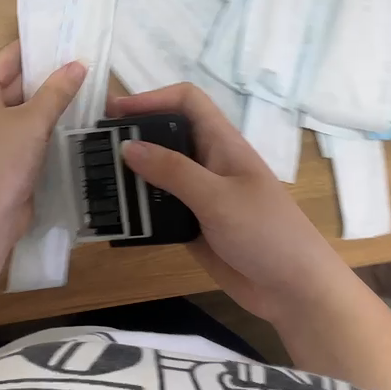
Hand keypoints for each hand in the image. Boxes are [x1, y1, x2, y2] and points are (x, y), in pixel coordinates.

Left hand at [0, 41, 85, 239]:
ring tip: (90, 82)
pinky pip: (29, 128)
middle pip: (17, 80)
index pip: (7, 57)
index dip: (37, 47)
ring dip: (52, 98)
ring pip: (25, 106)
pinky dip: (49, 121)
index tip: (69, 35)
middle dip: (49, 73)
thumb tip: (79, 64)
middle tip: (87, 59)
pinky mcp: (6, 153)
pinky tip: (78, 114)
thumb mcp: (31, 122)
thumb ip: (56, 91)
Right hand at [113, 85, 358, 326]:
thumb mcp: (217, 197)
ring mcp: (201, 195)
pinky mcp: (193, 225)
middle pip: (166, 134)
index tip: (117, 111)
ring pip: (159, 172)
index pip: (187, 101)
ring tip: (95, 178)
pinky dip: (138, 207)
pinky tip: (115, 214)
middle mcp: (209, 162)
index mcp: (222, 143)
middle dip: (133, 134)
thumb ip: (172, 171)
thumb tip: (127, 146)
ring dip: (131, 173)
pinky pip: (159, 207)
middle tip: (94, 145)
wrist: (296, 291)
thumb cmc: (266, 232)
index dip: (153, 98)